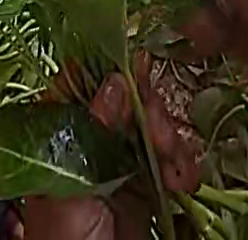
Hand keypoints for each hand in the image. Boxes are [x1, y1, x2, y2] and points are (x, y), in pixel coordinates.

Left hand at [16, 54, 197, 239]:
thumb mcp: (74, 186)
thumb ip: (94, 130)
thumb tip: (115, 79)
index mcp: (64, 129)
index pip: (84, 79)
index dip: (111, 66)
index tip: (137, 62)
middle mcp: (93, 135)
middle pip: (127, 95)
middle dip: (151, 110)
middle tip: (161, 137)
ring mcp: (121, 157)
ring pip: (152, 121)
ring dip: (170, 139)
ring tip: (174, 169)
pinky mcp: (147, 181)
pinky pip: (170, 155)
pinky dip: (182, 164)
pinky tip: (183, 183)